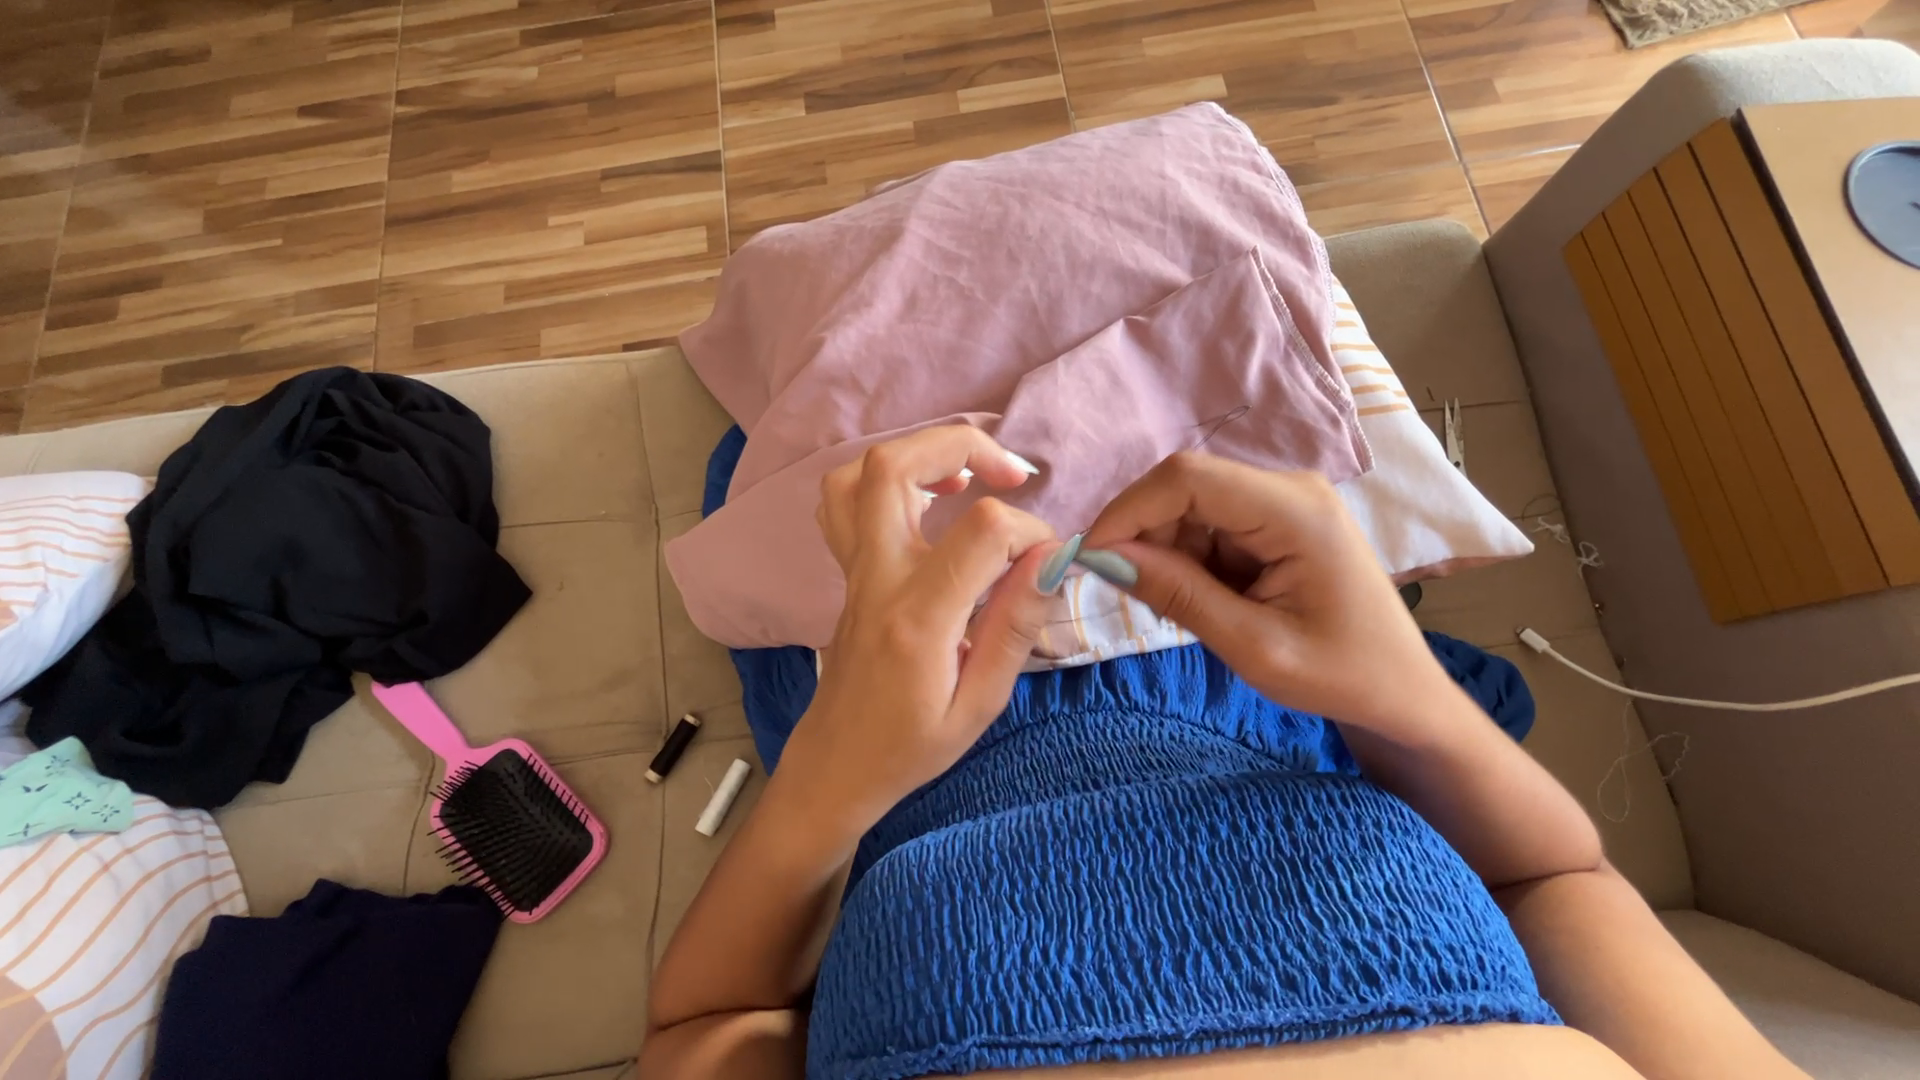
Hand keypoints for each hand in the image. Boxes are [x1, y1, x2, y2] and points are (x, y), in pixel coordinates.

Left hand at [779, 425, 1061, 836]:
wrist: (837, 766)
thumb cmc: (912, 748)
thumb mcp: (981, 704)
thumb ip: (1015, 627)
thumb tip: (1051, 560)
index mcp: (918, 618)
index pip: (982, 531)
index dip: (1030, 532)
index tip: (1047, 562)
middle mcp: (877, 578)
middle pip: (894, 467)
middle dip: (963, 446)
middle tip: (1011, 475)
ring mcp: (853, 570)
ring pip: (858, 474)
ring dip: (917, 455)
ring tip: (965, 478)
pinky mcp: (846, 572)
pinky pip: (843, 501)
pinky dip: (883, 479)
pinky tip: (924, 499)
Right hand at [1081, 451, 1457, 733]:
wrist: (1402, 694)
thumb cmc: (1341, 677)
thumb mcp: (1253, 646)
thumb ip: (1178, 594)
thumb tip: (1104, 556)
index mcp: (1294, 511)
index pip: (1187, 479)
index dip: (1128, 510)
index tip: (1092, 560)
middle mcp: (1288, 489)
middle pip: (1184, 487)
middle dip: (1144, 535)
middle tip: (1135, 596)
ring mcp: (1283, 503)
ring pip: (1189, 507)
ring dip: (1164, 552)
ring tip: (1180, 609)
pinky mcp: (1275, 522)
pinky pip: (1207, 525)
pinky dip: (1186, 560)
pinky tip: (1203, 601)